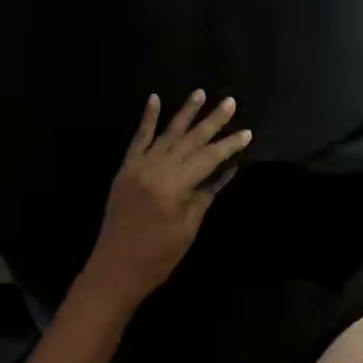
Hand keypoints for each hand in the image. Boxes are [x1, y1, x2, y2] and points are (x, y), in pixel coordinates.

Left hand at [82, 91, 251, 304]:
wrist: (115, 269)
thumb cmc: (157, 257)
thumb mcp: (187, 229)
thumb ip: (204, 196)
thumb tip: (225, 170)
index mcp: (175, 186)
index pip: (208, 158)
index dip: (228, 145)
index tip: (247, 132)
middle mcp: (157, 168)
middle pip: (190, 140)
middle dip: (212, 121)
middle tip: (230, 102)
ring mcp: (139, 165)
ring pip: (167, 133)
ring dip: (185, 113)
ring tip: (200, 93)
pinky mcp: (126, 167)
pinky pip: (139, 138)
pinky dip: (148, 118)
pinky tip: (154, 99)